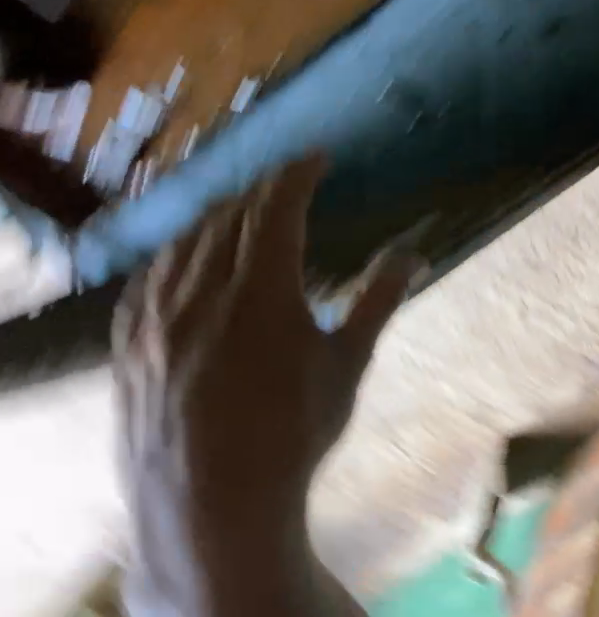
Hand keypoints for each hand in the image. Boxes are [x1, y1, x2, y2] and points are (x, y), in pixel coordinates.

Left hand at [113, 158, 415, 605]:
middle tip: (287, 177)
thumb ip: (377, 300)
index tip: (317, 156)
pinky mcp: (129, 355)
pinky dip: (169, 258)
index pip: (274, 215)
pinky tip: (177, 261)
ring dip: (211, 219)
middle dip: (258, 192)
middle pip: (223, 224)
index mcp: (259, 295)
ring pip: (177, 250)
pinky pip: (143, 287)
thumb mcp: (350, 361)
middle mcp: (198, 300)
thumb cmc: (296, 426)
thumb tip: (412, 253)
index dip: (295, 178)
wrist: (212, 500)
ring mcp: (154, 328)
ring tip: (237, 208)